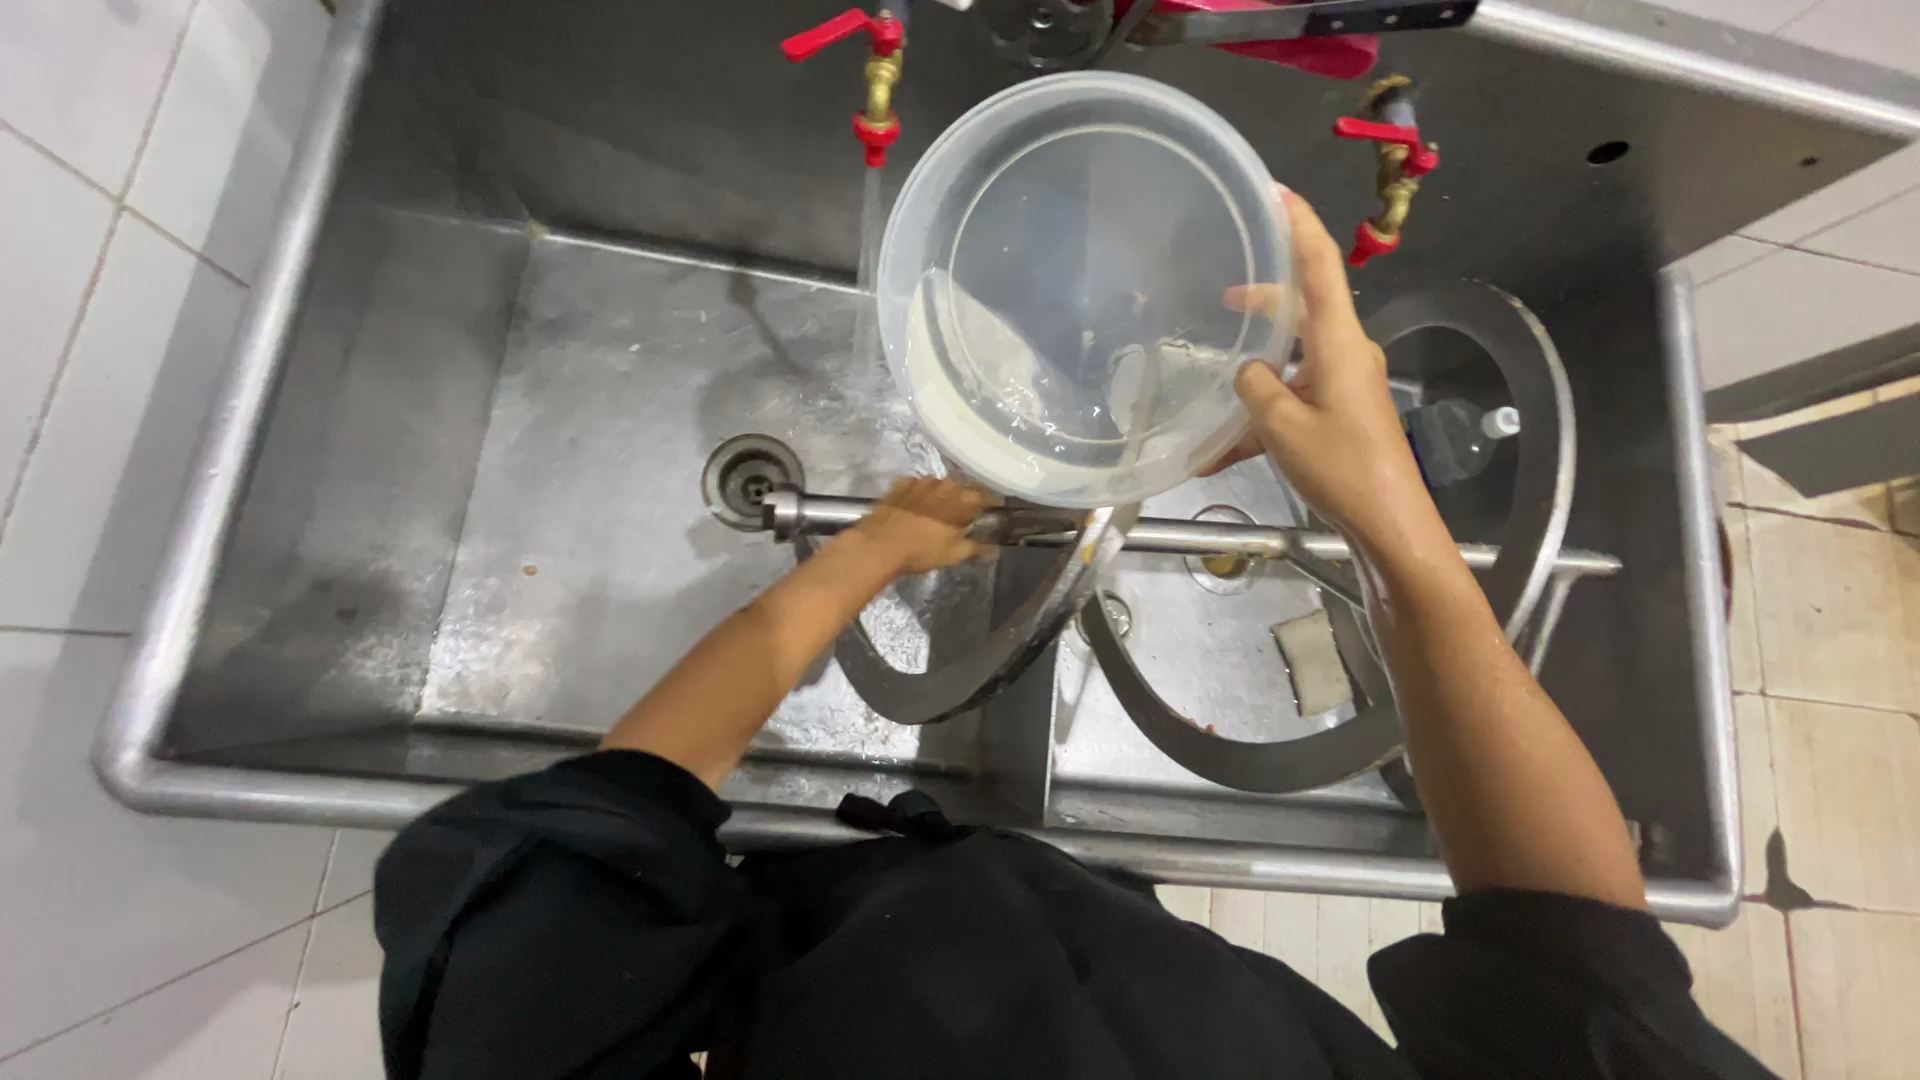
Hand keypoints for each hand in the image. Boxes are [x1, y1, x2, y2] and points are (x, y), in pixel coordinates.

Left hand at [852, 476, 986, 575]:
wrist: (880, 545)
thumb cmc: (922, 550)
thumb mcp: (954, 554)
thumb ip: (976, 547)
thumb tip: (994, 548)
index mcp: (961, 499)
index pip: (985, 495)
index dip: (991, 502)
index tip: (993, 509)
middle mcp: (944, 484)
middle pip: (961, 488)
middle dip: (965, 498)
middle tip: (965, 513)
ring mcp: (920, 482)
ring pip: (939, 485)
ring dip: (942, 494)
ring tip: (939, 509)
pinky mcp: (900, 485)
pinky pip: (916, 485)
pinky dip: (920, 493)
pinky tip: (916, 504)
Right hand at [1210, 189, 1446, 559]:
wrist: (1387, 520)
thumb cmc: (1340, 467)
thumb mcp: (1281, 426)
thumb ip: (1255, 387)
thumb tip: (1246, 370)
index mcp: (1338, 343)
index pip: (1319, 265)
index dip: (1297, 224)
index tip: (1272, 191)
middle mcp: (1344, 352)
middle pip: (1301, 307)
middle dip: (1261, 297)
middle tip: (1219, 292)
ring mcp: (1343, 383)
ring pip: (1289, 360)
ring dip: (1251, 373)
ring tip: (1209, 384)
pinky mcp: (1338, 413)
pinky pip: (1291, 400)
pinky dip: (1258, 418)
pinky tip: (1219, 454)